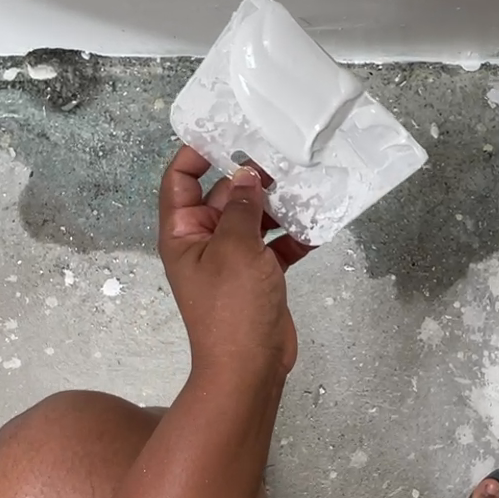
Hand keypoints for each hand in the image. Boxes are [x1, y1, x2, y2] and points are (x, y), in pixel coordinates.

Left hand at [158, 146, 309, 384]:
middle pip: (224, 195)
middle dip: (251, 176)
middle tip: (282, 153)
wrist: (249, 367)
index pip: (179, 180)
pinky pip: (276, 244)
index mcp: (184, 232)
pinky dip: (294, 235)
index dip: (195, 152)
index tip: (225, 130)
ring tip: (307, 183)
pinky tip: (319, 224)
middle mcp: (205, 241)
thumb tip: (247, 175)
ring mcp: (234, 259)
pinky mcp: (260, 275)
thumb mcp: (234, 248)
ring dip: (278, 204)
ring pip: (255, 218)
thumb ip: (242, 207)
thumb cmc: (231, 306)